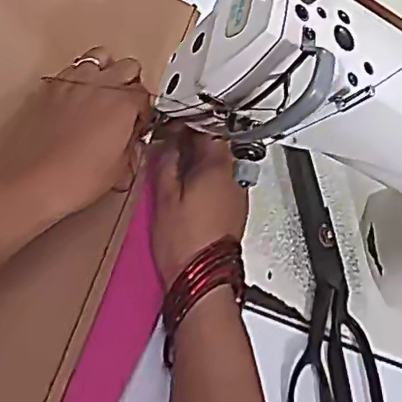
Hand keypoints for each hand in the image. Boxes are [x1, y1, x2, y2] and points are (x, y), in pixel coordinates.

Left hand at [13, 48, 152, 219]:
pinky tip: (74, 99)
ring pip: (99, 56)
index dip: (142, 111)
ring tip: (99, 93)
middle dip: (130, 83)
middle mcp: (101, 84)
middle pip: (128, 66)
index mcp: (123, 103)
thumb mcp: (118, 170)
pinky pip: (70, 70)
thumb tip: (131, 139)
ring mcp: (73, 81)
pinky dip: (77, 78)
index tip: (136, 124)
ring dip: (104, 71)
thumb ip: (130, 146)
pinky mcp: (49, 86)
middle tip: (123, 106)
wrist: (31, 183)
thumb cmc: (77, 179)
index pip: (145, 94)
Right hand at [150, 127, 249, 283]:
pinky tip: (189, 182)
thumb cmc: (184, 243)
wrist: (202, 279)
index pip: (206, 127)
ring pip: (220, 160)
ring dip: (200, 155)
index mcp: (218, 165)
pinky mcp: (235, 206)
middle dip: (193, 137)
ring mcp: (237, 190)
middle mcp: (234, 174)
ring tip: (177, 160)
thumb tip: (164, 144)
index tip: (169, 125)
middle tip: (170, 140)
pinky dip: (207, 173)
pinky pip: (222, 177)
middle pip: (216, 142)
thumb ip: (165, 162)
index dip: (185, 122)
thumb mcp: (165, 197)